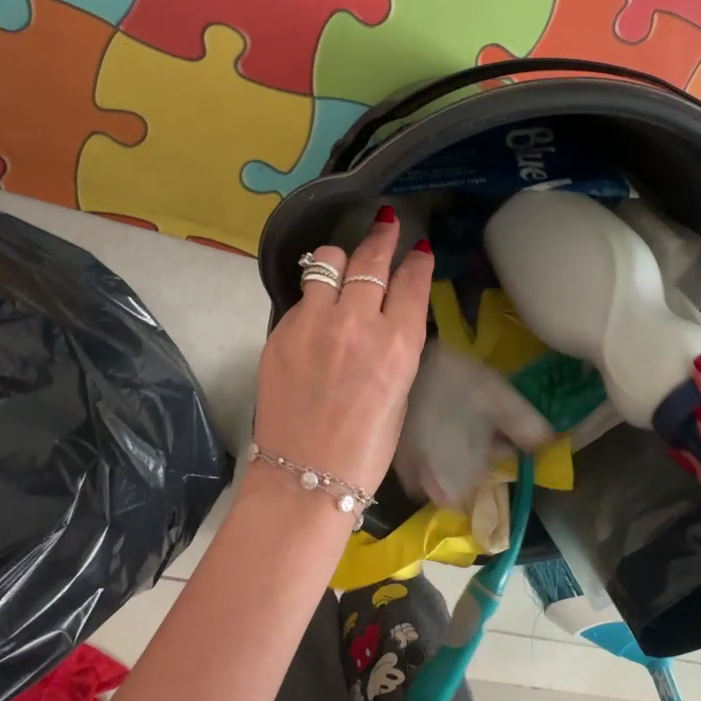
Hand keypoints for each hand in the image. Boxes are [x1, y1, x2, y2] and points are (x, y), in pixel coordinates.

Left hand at [252, 208, 434, 494]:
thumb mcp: (399, 393)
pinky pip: (303, 295)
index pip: (412, 282)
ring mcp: (314, 322)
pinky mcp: (282, 330)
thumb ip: (394, 346)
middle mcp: (358, 322)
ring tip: (344, 261)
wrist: (305, 476)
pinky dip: (315, 294)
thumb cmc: (365, 448)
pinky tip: (318, 307)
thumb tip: (387, 318)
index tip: (419, 249)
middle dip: (383, 237)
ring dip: (342, 257)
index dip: (417, 261)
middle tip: (386, 224)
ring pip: (329, 261)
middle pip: (372, 259)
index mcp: (397, 343)